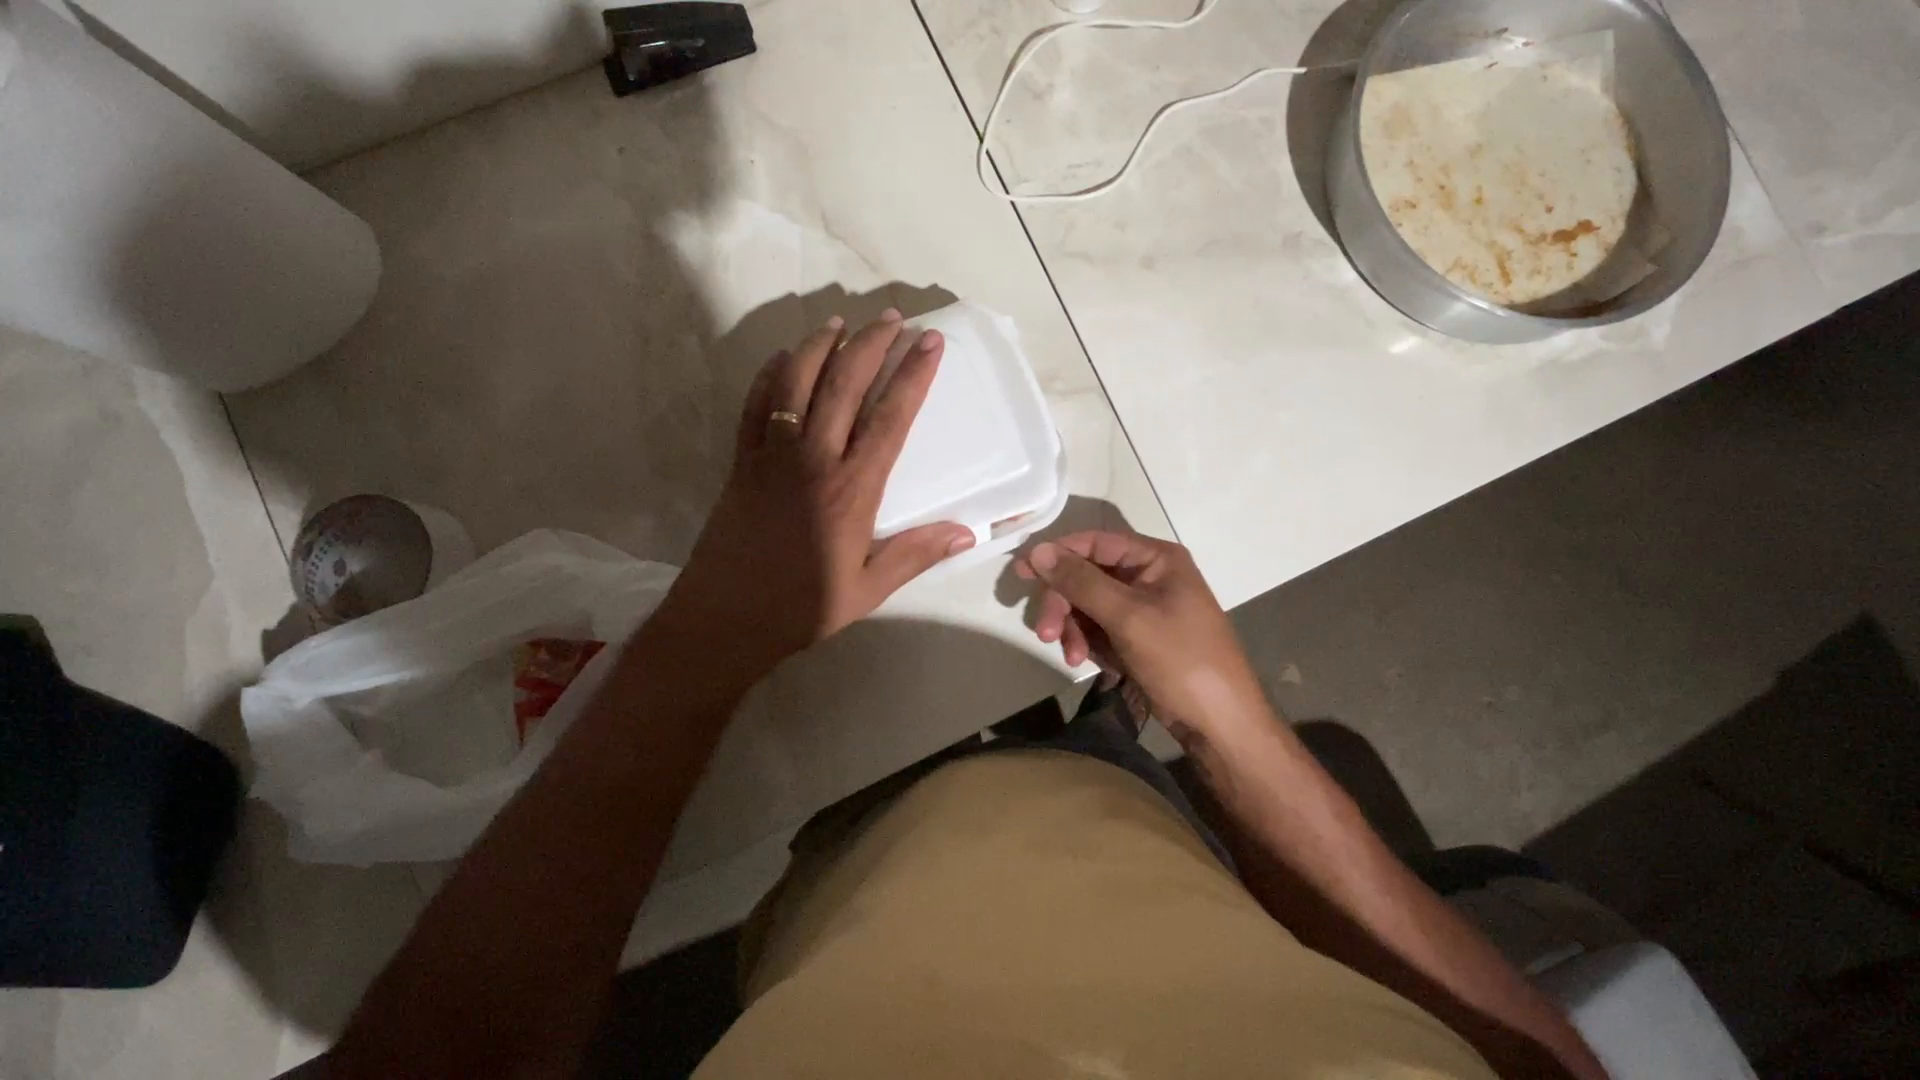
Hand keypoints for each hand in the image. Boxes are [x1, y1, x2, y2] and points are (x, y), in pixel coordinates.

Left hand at [642, 310, 974, 695]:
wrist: (724, 620)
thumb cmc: (802, 608)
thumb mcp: (867, 590)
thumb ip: (915, 555)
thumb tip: (967, 533)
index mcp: (852, 490)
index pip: (890, 418)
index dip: (913, 375)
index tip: (929, 342)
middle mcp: (813, 460)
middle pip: (844, 384)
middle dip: (870, 344)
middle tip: (891, 318)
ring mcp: (772, 456)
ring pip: (796, 383)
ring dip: (820, 346)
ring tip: (840, 322)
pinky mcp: (741, 462)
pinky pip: (755, 406)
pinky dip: (770, 375)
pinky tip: (782, 358)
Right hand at [1013, 531, 1272, 746]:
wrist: (1220, 723)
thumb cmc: (1181, 660)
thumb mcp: (1128, 616)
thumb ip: (1081, 581)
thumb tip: (1038, 550)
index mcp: (1156, 559)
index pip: (1095, 542)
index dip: (1057, 554)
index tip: (1020, 572)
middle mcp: (1150, 577)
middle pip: (1087, 575)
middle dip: (1064, 603)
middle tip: (1044, 633)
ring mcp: (1144, 610)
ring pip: (1088, 606)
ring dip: (1073, 628)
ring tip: (1074, 657)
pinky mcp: (1138, 639)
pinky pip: (1099, 630)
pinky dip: (1088, 644)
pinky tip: (1089, 664)